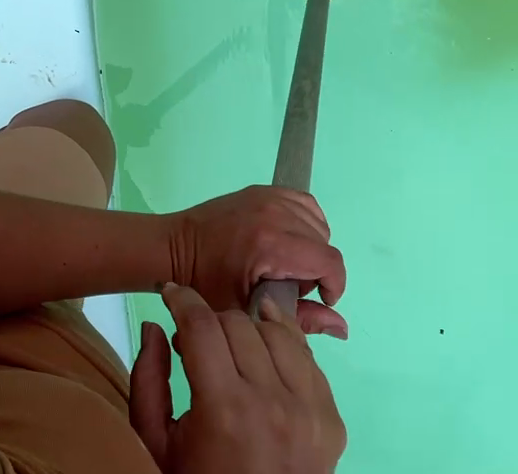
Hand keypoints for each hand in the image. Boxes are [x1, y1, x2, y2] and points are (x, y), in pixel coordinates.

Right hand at [130, 284, 346, 472]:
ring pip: (273, 331)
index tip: (171, 294)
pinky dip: (283, 343)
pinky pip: (307, 356)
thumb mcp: (157, 444)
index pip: (202, 325)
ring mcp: (308, 410)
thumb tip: (154, 327)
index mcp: (223, 410)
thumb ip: (148, 381)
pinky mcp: (332, 420)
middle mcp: (271, 403)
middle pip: (236, 323)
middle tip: (196, 340)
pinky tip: (265, 347)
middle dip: (209, 321)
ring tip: (232, 349)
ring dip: (246, 331)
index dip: (182, 300)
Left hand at [169, 186, 346, 338]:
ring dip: (311, 245)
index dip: (333, 286)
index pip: (330, 262)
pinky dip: (304, 221)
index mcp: (272, 245)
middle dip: (317, 269)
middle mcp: (275, 214)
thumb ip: (300, 319)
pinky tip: (287, 240)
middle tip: (289, 284)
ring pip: (317, 223)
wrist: (175, 248)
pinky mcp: (262, 190)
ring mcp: (269, 197)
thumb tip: (342, 327)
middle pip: (324, 243)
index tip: (317, 300)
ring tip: (285, 262)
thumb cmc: (208, 286)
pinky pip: (303, 203)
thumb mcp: (251, 312)